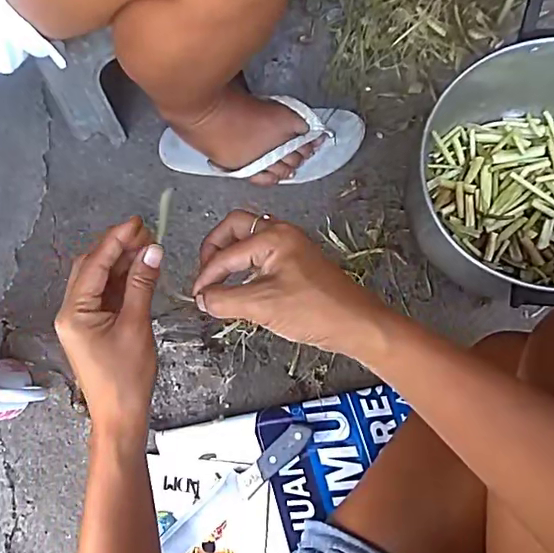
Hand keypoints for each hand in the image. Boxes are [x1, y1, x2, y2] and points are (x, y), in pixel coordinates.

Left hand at [55, 217, 162, 436]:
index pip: (95, 264)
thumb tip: (151, 253)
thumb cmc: (124, 380)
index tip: (137, 224)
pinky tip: (142, 272)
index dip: (116, 240)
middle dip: (119, 248)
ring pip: (102, 280)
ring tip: (148, 250)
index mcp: (74, 312)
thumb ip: (143, 285)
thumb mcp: (137, 326)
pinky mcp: (95, 327)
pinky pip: (108, 295)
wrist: (120, 414)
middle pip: (94, 267)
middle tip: (146, 234)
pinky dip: (125, 282)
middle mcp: (72, 312)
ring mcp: (83, 320)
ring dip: (123, 263)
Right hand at [190, 212, 397, 358]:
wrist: (356, 323)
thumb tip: (203, 298)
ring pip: (250, 240)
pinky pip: (263, 255)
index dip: (207, 275)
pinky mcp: (298, 263)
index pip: (226, 252)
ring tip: (219, 282)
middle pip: (236, 228)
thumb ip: (225, 300)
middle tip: (205, 274)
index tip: (197, 296)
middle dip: (215, 249)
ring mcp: (292, 247)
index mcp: (273, 236)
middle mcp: (283, 234)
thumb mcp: (262, 306)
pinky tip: (242, 287)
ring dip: (231, 256)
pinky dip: (246, 266)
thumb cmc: (315, 311)